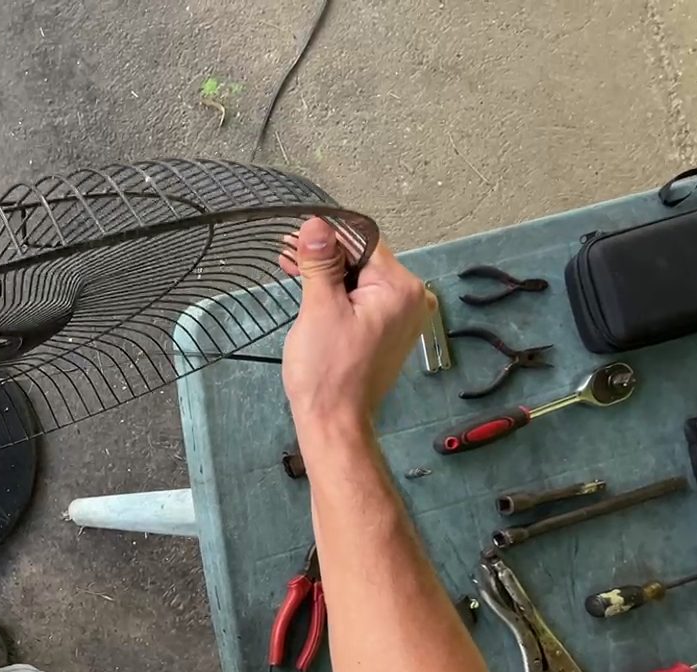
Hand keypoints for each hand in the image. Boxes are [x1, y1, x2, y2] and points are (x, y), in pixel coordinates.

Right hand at [278, 216, 427, 431]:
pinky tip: (314, 293)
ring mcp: (401, 318)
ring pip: (361, 282)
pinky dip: (339, 296)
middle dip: (324, 256)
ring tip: (293, 270)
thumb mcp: (319, 310)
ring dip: (328, 276)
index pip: (362, 243)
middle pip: (363, 262)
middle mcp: (410, 298)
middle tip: (286, 253)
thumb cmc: (326, 371)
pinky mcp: (388, 333)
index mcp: (399, 288)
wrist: (334, 420)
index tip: (295, 235)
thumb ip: (320, 263)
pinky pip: (363, 302)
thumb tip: (316, 226)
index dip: (327, 236)